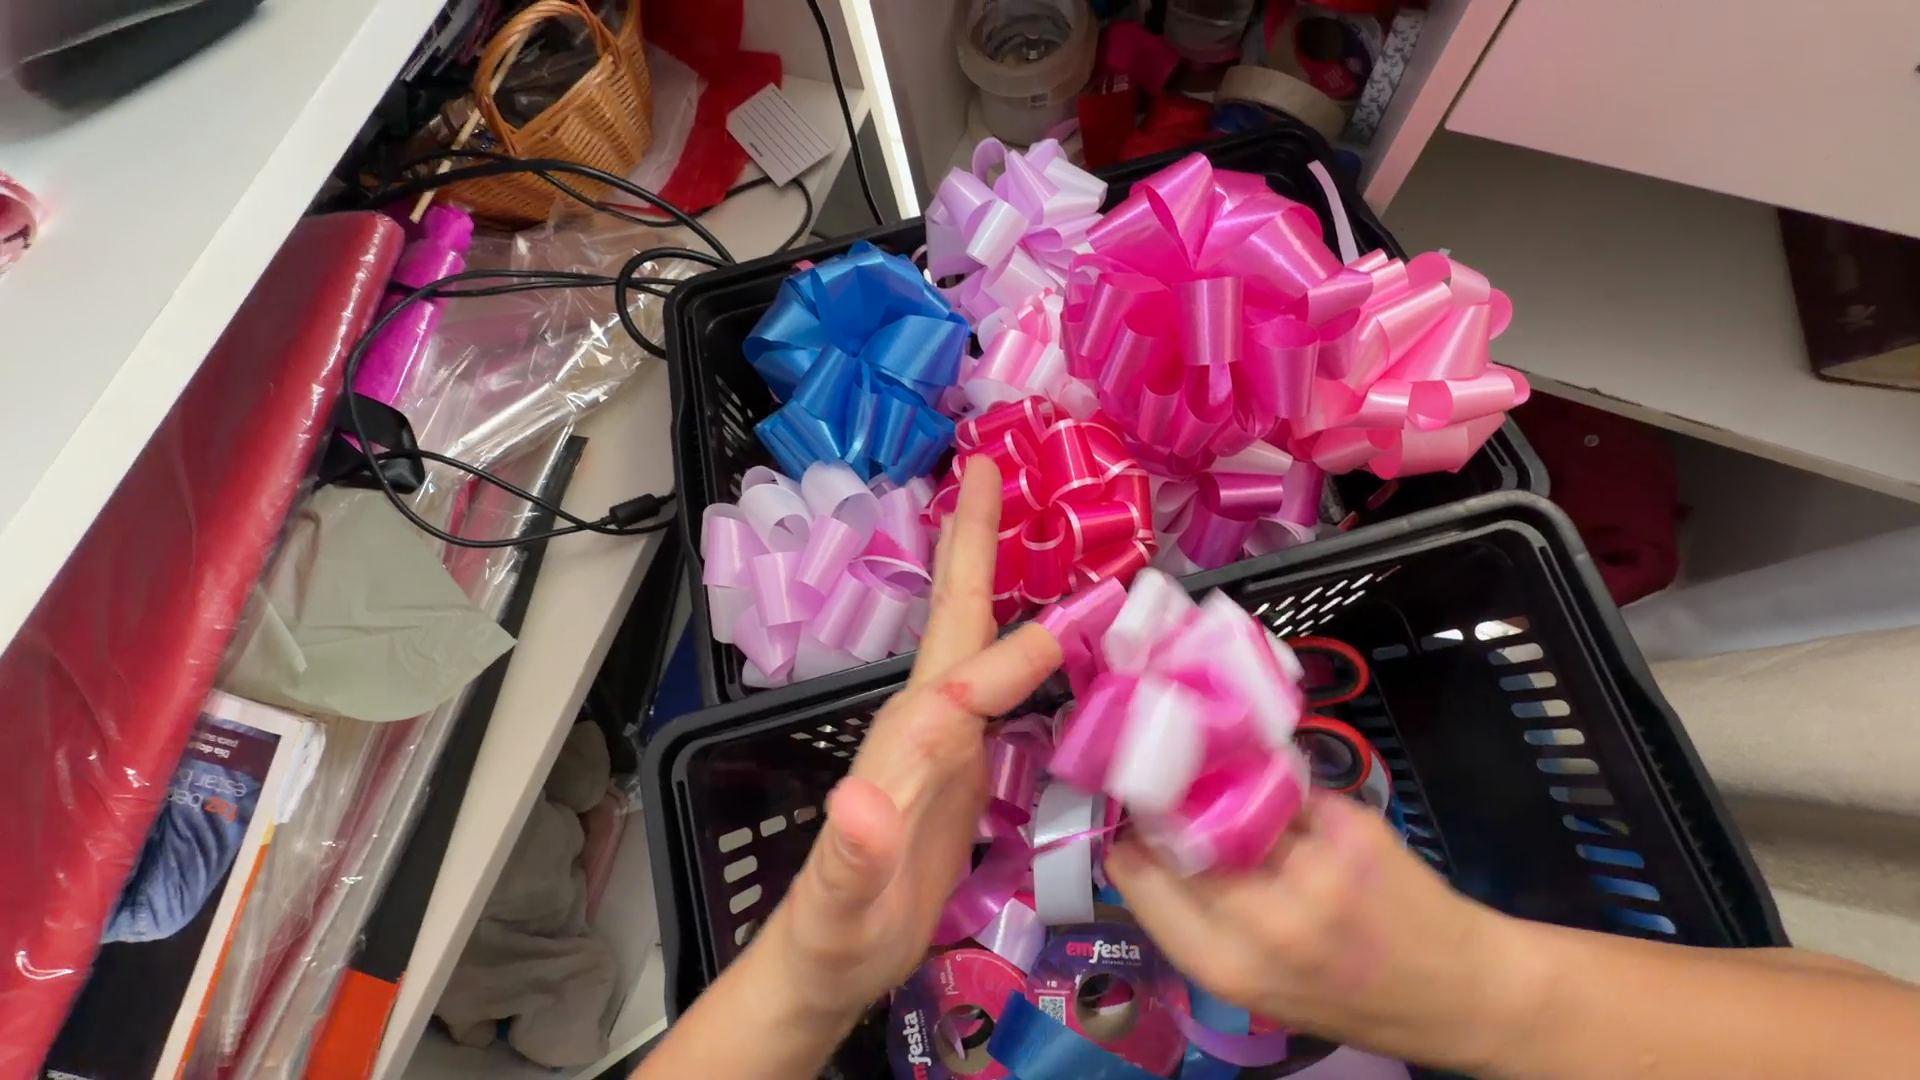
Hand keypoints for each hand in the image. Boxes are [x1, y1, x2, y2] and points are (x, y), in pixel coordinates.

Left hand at [753, 456, 1063, 1019]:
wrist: (830, 958)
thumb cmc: (837, 932)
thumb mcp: (841, 905)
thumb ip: (852, 858)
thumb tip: (862, 798)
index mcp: (907, 742)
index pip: (968, 681)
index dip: (1021, 654)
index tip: (1086, 618)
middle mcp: (924, 719)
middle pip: (953, 618)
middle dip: (969, 543)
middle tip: (985, 470)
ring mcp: (940, 734)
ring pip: (972, 636)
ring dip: (990, 574)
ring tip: (1013, 523)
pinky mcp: (958, 756)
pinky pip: (995, 679)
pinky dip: (1016, 640)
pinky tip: (1038, 634)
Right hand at [1105, 792, 1527, 1070]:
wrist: (1462, 995)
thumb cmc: (1343, 994)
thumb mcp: (1249, 981)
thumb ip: (1190, 912)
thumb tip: (1136, 837)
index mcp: (1222, 965)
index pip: (1132, 869)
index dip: (1126, 835)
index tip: (1130, 815)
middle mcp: (1261, 919)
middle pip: (1171, 823)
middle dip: (1166, 801)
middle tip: (1171, 790)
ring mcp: (1311, 869)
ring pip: (1224, 794)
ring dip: (1220, 788)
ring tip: (1227, 791)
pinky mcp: (1349, 828)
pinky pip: (1279, 787)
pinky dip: (1272, 788)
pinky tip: (1285, 803)